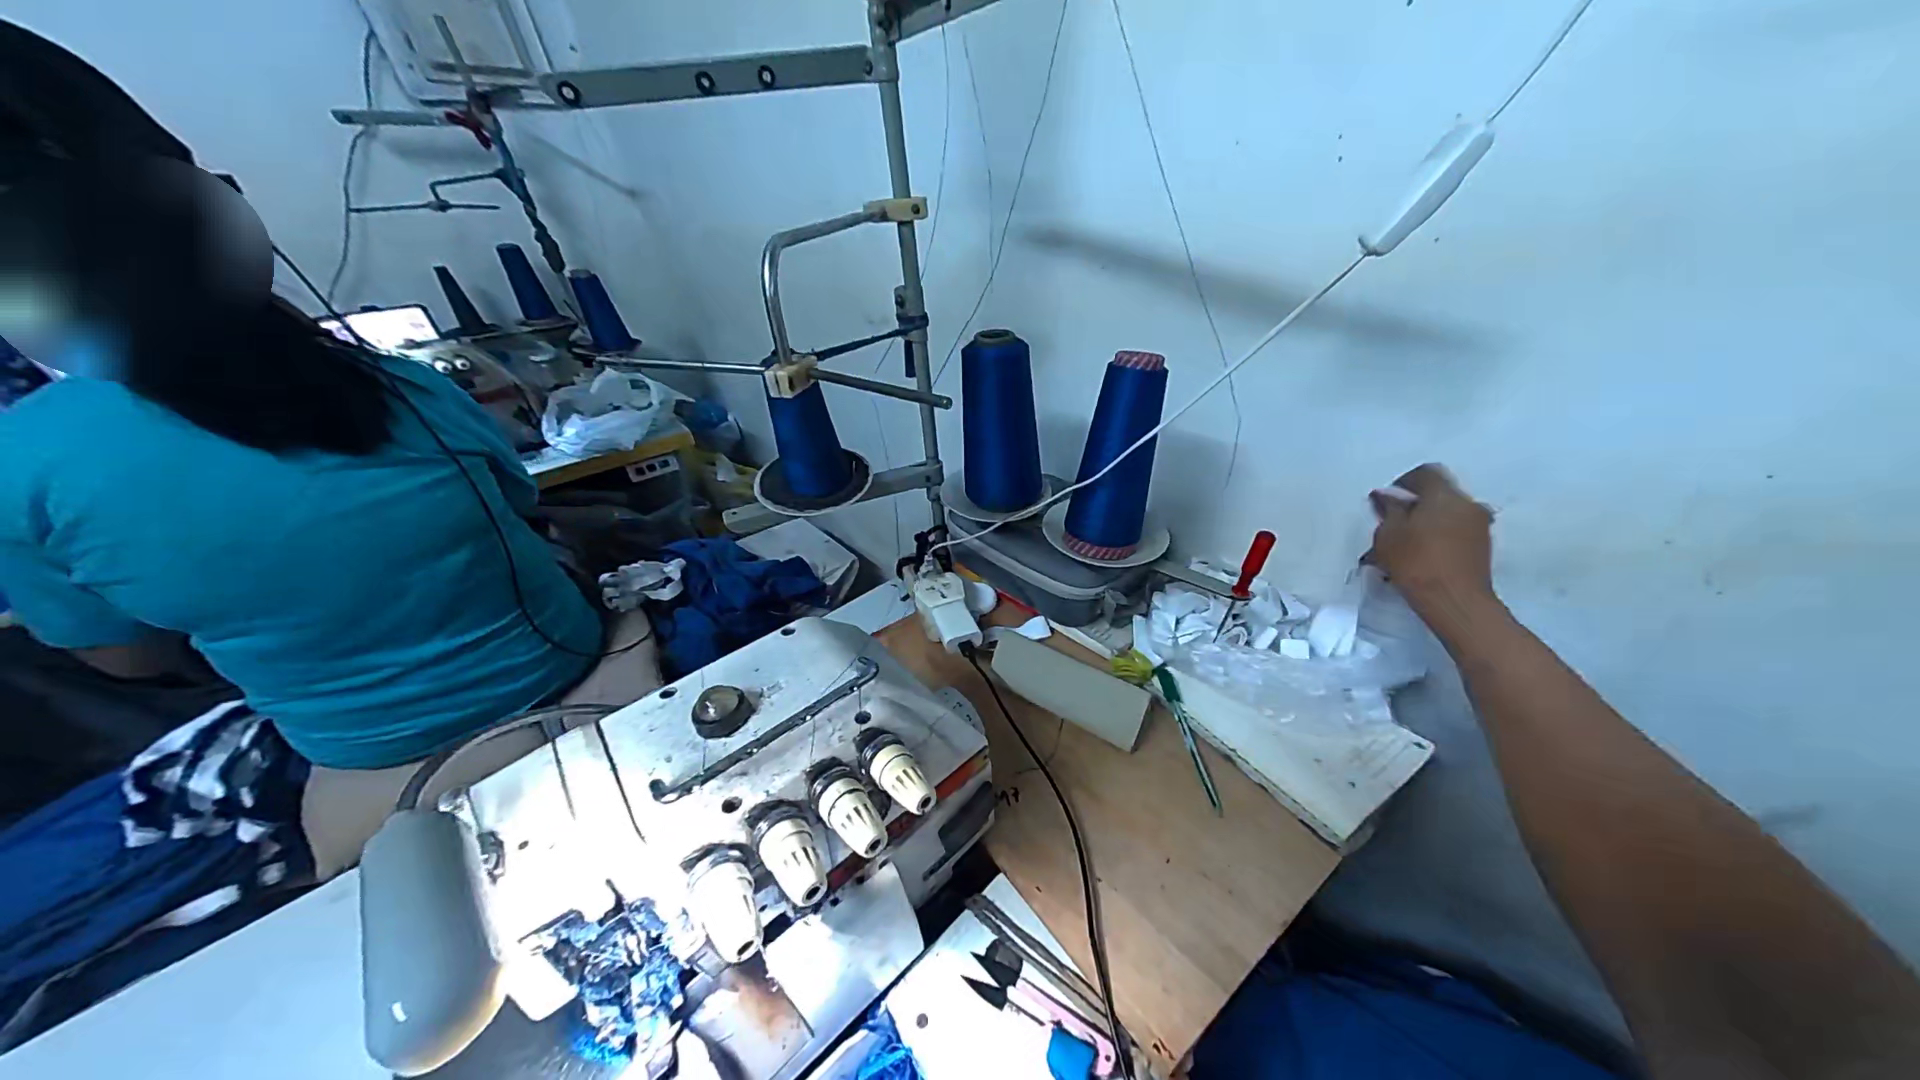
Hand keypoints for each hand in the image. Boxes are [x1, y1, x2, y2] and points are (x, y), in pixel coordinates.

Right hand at [1367, 464, 1496, 614]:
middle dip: (1415, 503)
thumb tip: (1386, 496)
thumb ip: (1388, 509)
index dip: (1403, 482)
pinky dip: (1439, 534)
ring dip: (1427, 521)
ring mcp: (1480, 525)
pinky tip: (1421, 554)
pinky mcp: (1482, 545)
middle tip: (1392, 522)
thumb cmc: (1416, 562)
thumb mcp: (1388, 534)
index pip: (1425, 473)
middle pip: (1438, 493)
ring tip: (1405, 542)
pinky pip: (1456, 529)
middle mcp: (1468, 503)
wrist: (1454, 600)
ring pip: (1448, 512)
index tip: (1386, 501)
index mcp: (1444, 495)